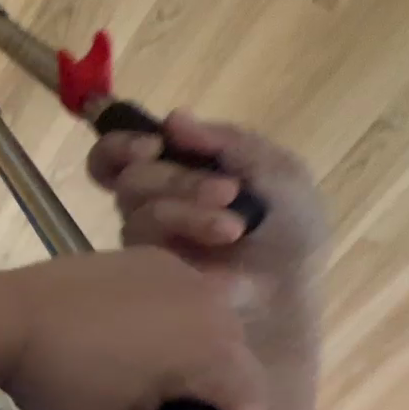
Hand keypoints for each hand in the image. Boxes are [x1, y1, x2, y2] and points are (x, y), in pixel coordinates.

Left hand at [0, 248, 265, 409]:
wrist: (1, 319)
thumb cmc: (51, 383)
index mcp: (212, 352)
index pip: (250, 405)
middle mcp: (214, 304)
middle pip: (235, 364)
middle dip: (203, 390)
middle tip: (143, 403)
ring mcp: (184, 272)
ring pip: (211, 328)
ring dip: (186, 353)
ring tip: (129, 367)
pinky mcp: (153, 256)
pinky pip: (180, 298)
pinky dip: (164, 318)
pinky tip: (117, 331)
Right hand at [87, 111, 328, 357]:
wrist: (286, 291)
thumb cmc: (289, 233)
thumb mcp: (277, 172)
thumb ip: (229, 142)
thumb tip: (172, 119)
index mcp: (178, 173)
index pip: (120, 154)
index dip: (122, 144)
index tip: (152, 144)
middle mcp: (149, 201)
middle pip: (129, 173)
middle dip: (176, 177)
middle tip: (224, 190)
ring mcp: (140, 234)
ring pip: (135, 200)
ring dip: (186, 200)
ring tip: (233, 224)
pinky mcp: (135, 263)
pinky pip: (141, 228)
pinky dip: (186, 221)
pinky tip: (222, 234)